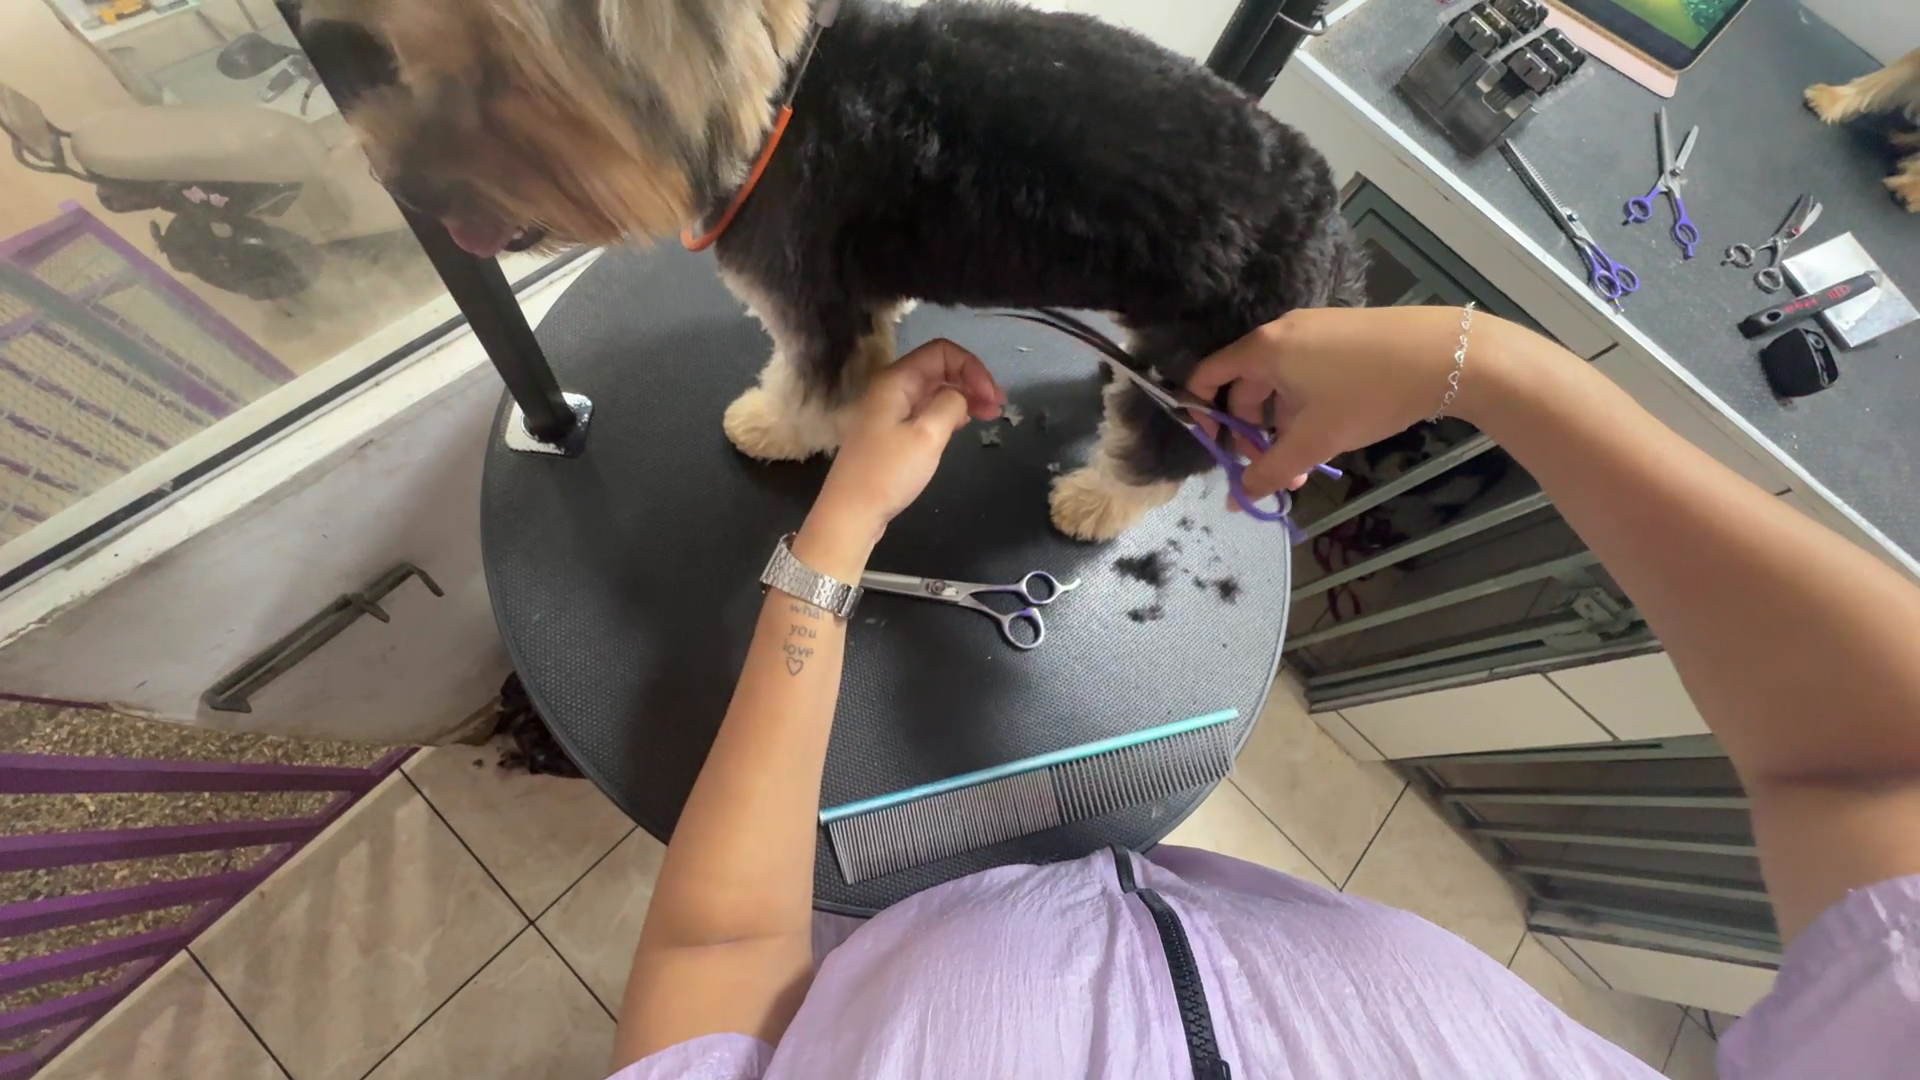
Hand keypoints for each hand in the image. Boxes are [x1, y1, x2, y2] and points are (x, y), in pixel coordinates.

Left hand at [810, 339, 1004, 545]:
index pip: (942, 352)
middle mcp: (892, 388)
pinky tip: (962, 427)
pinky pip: (925, 411)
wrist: (851, 513)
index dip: (972, 368)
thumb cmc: (888, 473)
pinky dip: (948, 414)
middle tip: (997, 408)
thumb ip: (950, 405)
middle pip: (939, 369)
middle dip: (971, 382)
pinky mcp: (892, 432)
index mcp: (896, 380)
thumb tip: (961, 396)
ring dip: (963, 398)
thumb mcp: (927, 435)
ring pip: (934, 391)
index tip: (992, 397)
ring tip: (987, 417)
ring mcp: (890, 411)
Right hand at [1188, 306, 1514, 499]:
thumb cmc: (1368, 393)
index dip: (1202, 415)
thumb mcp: (1314, 440)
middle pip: (1244, 388)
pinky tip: (1327, 437)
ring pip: (1278, 388)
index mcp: (1263, 349)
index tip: (1218, 448)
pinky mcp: (1341, 337)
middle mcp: (1281, 334)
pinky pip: (1303, 376)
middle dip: (1251, 435)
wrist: (1452, 355)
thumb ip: (1269, 471)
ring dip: (1281, 430)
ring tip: (1304, 467)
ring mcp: (1312, 332)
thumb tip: (1236, 501)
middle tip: (1270, 470)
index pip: (1207, 377)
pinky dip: (1304, 410)